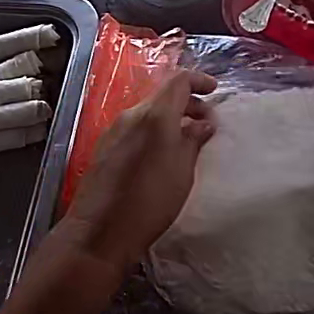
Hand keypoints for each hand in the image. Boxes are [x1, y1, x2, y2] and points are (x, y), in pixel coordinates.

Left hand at [62, 70, 217, 270]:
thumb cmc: (149, 201)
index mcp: (154, 115)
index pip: (179, 81)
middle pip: (163, 96)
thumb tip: (202, 124)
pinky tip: (163, 154)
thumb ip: (193, 141)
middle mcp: (131, 115)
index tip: (215, 91)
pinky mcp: (105, 148)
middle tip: (207, 122)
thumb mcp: (182, 171)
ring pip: (148, 113)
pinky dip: (154, 131)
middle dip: (188, 103)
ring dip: (171, 118)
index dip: (199, 81)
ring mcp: (114, 131)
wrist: (99, 233)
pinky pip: (136, 128)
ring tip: (188, 140)